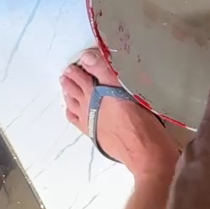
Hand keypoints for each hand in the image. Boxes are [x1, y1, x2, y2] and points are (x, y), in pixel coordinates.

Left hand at [61, 48, 176, 177]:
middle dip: (72, 78)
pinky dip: (70, 111)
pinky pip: (74, 119)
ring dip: (69, 92)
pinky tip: (71, 109)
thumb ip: (105, 71)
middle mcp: (88, 105)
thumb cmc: (141, 119)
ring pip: (73, 102)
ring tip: (66, 86)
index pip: (84, 73)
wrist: (143, 151)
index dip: (83, 64)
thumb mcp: (127, 88)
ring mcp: (88, 120)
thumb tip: (86, 57)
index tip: (82, 57)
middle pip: (75, 87)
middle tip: (69, 70)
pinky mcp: (92, 133)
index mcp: (98, 91)